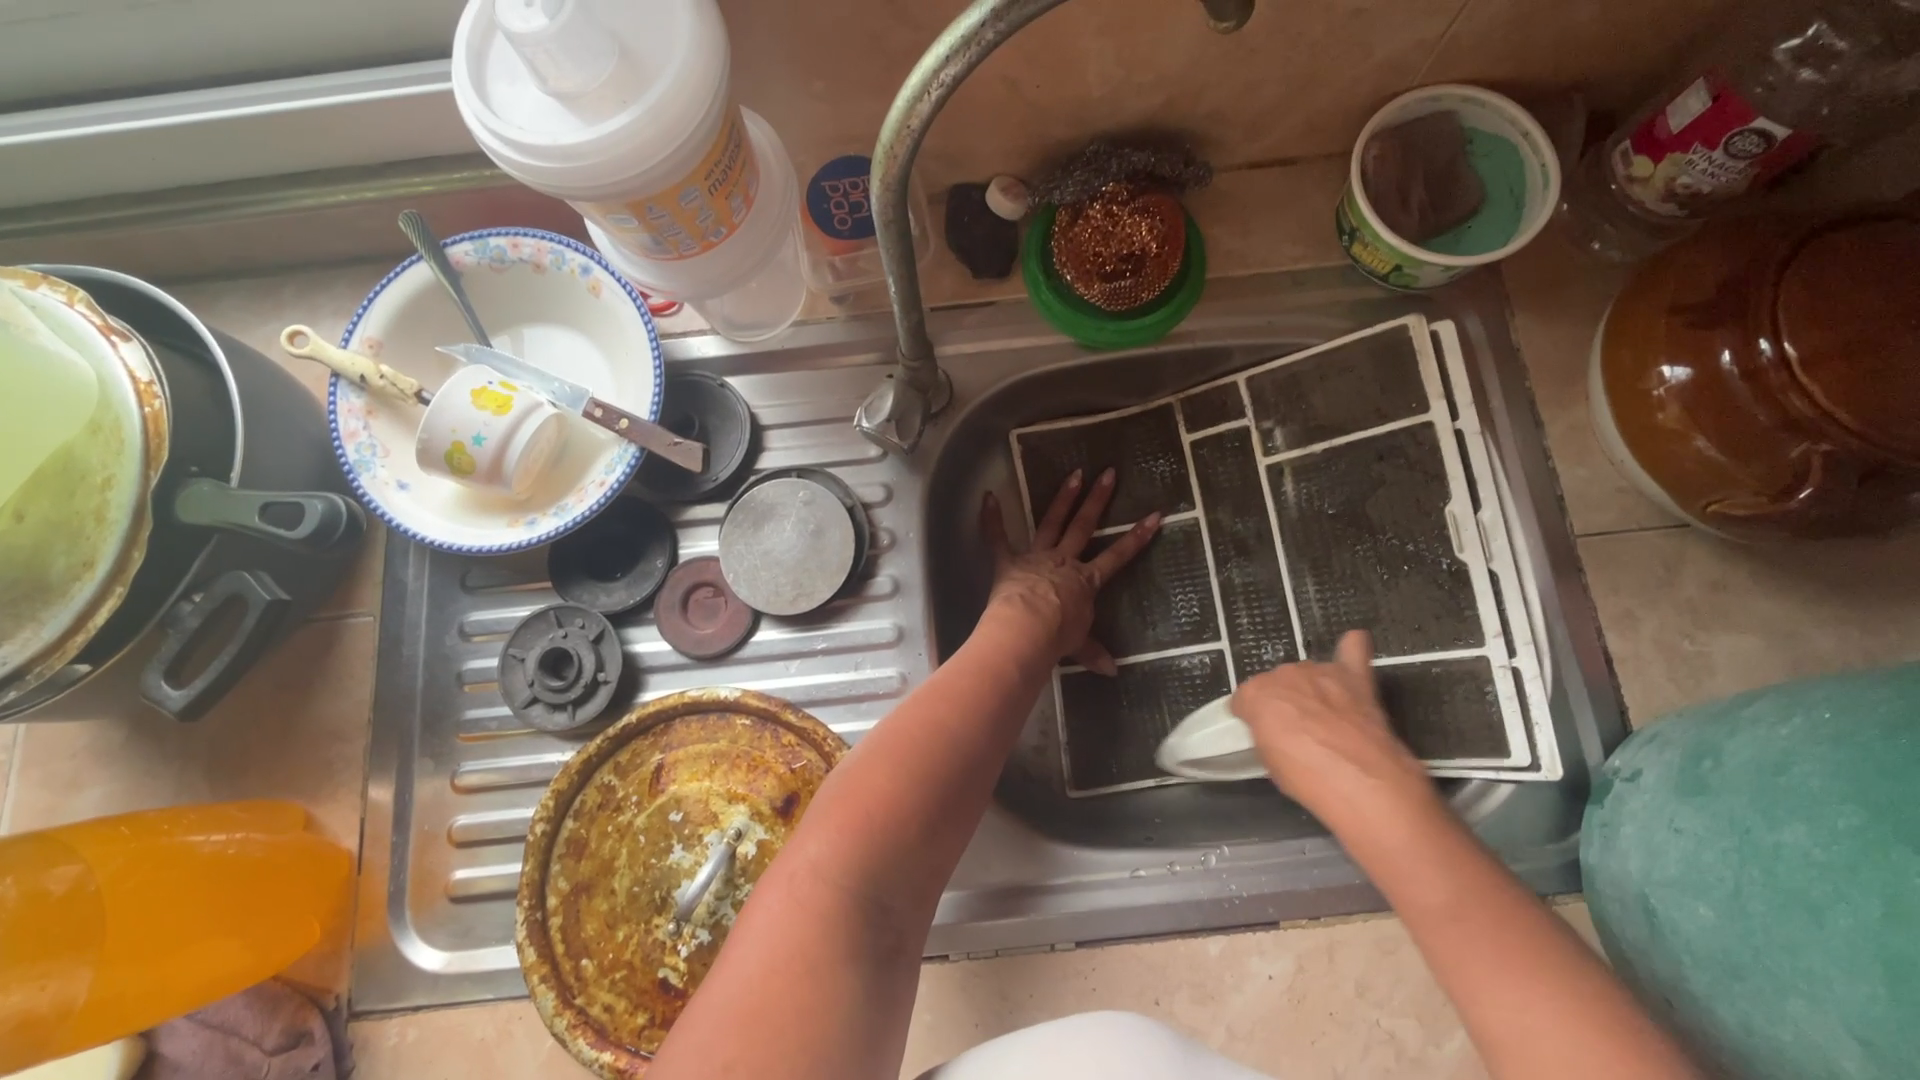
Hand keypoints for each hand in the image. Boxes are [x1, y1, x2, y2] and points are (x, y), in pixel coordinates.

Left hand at [979, 468, 1160, 674]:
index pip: (1118, 556)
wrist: (1027, 631)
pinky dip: (991, 519)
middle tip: (1109, 472)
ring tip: (1074, 474)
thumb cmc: (1057, 638)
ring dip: (1063, 498)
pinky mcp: (1008, 562)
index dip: (1137, 537)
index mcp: (1085, 581)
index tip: (1154, 515)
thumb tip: (1111, 671)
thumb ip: (1094, 653)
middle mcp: (1064, 561)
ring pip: (1052, 523)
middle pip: (1084, 526)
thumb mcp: (1080, 645)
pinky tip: (987, 496)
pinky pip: (997, 539)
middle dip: (1098, 499)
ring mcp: (1036, 558)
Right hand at [1231, 630, 1433, 821]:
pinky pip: (1352, 649)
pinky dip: (1350, 651)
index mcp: (1254, 693)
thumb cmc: (1304, 777)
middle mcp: (1283, 674)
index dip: (1254, 718)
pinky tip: (1350, 656)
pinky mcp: (1354, 677)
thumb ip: (1267, 733)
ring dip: (1312, 689)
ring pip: (1309, 673)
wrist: (1359, 778)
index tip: (1264, 735)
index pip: (1245, 699)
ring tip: (1326, 717)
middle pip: (1278, 683)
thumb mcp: (1269, 760)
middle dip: (1284, 702)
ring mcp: (1320, 671)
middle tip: (1297, 731)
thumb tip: (1277, 732)